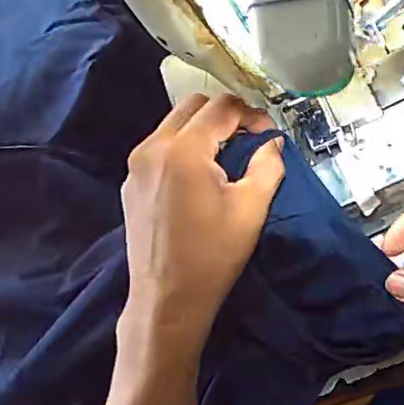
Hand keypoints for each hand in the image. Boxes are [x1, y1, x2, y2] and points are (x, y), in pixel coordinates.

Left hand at [122, 94, 285, 341]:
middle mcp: (152, 148)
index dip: (251, 114)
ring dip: (203, 130)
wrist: (168, 298)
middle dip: (225, 115)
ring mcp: (136, 165)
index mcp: (183, 151)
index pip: (221, 107)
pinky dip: (183, 148)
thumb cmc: (213, 255)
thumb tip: (272, 142)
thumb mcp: (252, 208)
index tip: (267, 133)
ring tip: (226, 157)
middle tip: (248, 139)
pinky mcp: (131, 183)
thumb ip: (268, 165)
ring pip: (173, 125)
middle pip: (192, 106)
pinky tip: (200, 177)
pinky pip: (160, 149)